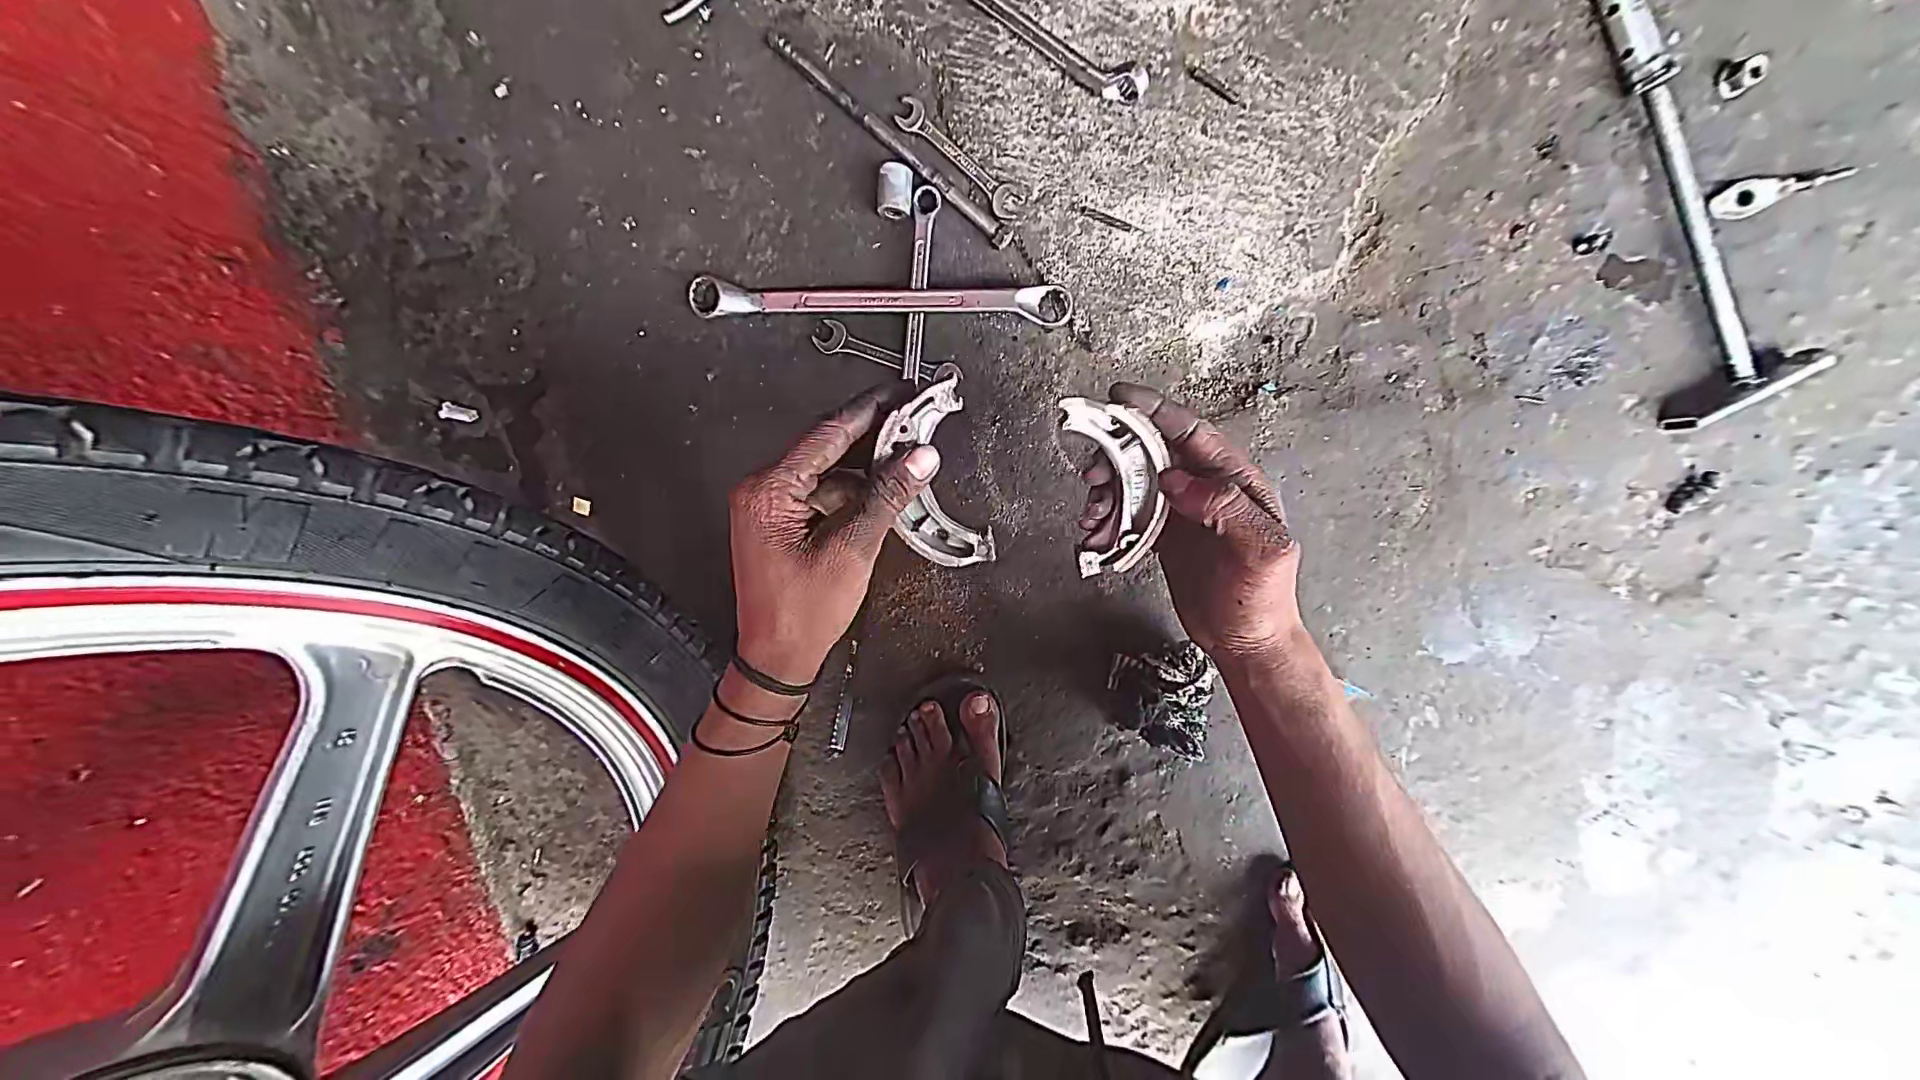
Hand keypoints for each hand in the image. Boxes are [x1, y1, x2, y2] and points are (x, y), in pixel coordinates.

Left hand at [731, 385, 940, 683]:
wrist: (777, 657)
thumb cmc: (799, 615)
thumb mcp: (852, 550)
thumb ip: (886, 497)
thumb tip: (916, 460)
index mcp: (768, 491)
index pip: (827, 433)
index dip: (870, 411)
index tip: (897, 396)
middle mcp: (762, 491)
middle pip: (826, 448)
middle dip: (872, 438)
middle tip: (909, 424)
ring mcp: (769, 506)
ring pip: (828, 471)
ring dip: (864, 470)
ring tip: (903, 467)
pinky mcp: (780, 521)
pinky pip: (822, 492)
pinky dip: (852, 493)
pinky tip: (879, 495)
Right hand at [1079, 383, 1303, 661]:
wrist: (1246, 639)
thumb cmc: (1262, 599)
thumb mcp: (1261, 551)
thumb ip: (1226, 507)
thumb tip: (1179, 480)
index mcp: (1235, 482)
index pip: (1191, 433)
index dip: (1154, 412)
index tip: (1121, 399)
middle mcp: (1206, 489)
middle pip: (1152, 454)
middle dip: (1117, 457)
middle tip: (1094, 472)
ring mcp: (1183, 511)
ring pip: (1134, 484)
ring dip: (1108, 496)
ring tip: (1095, 518)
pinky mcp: (1165, 534)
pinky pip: (1128, 515)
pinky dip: (1108, 523)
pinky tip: (1100, 538)